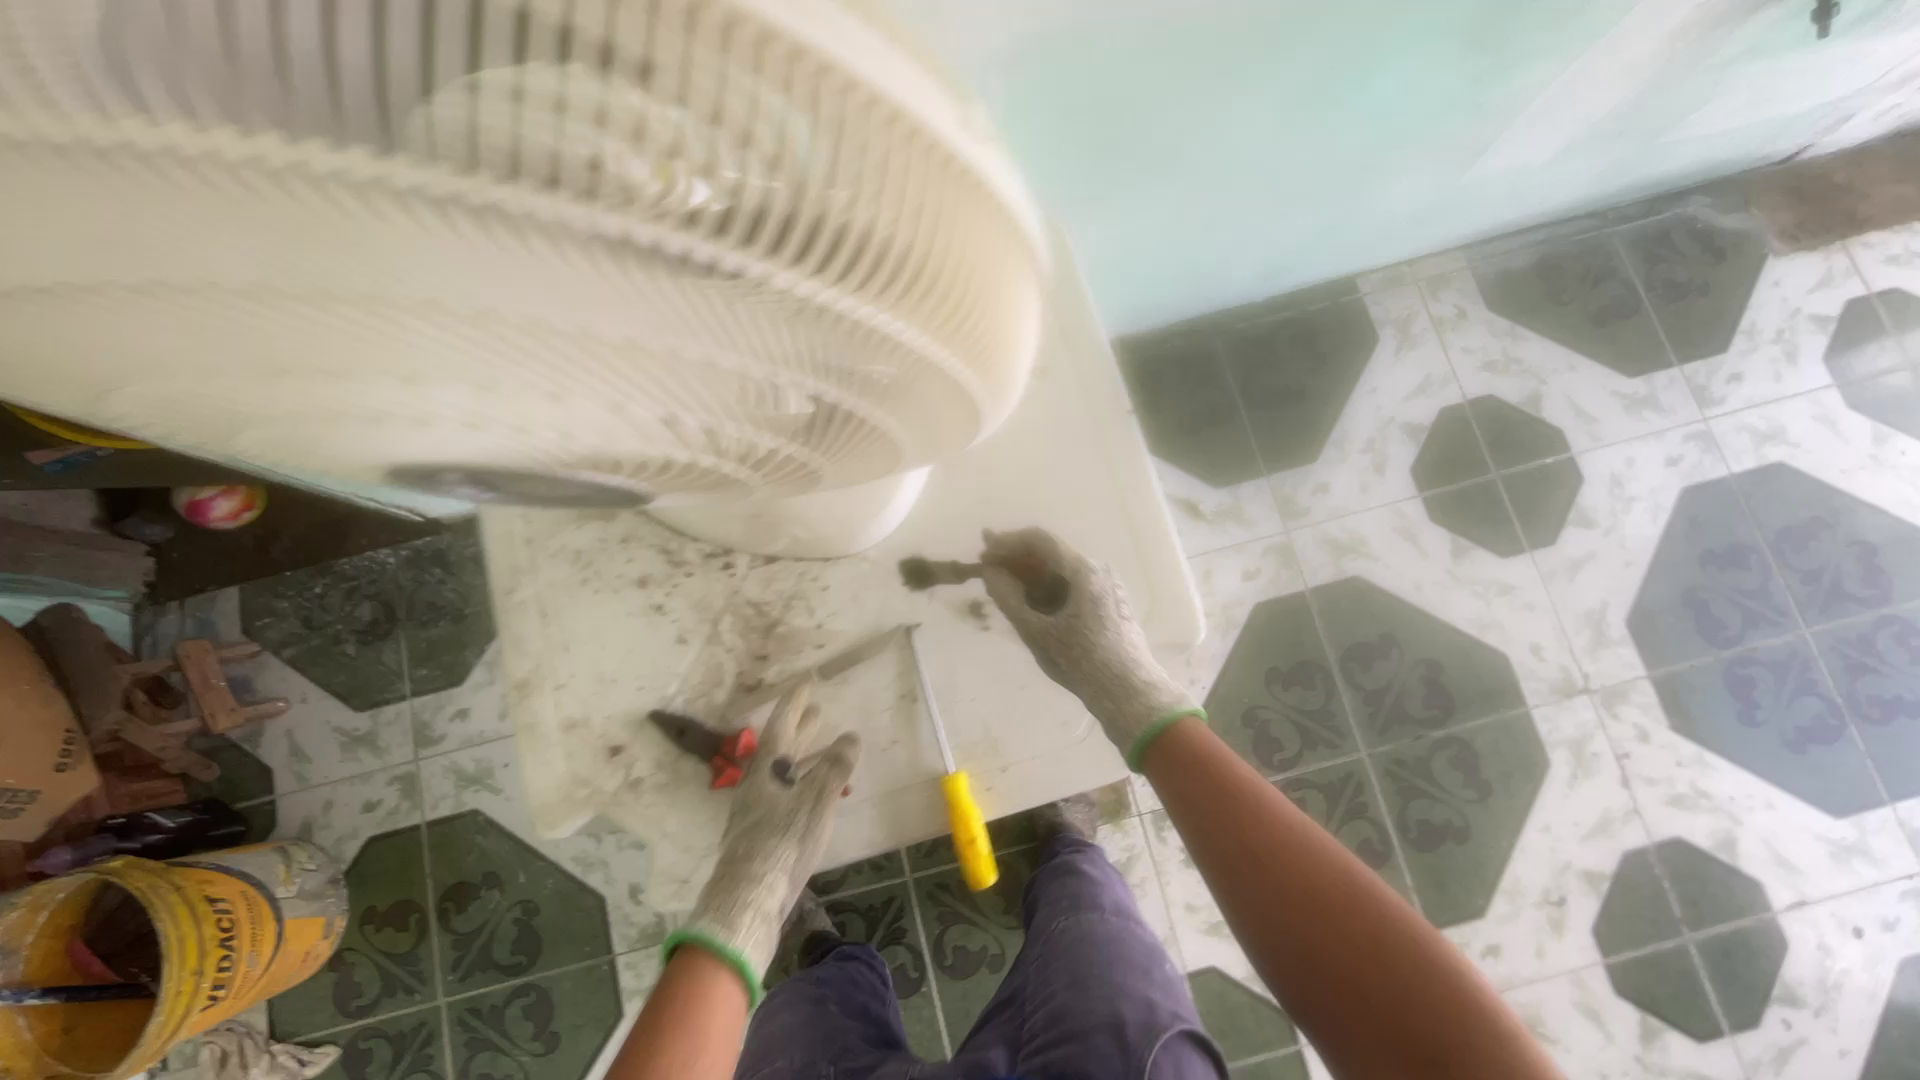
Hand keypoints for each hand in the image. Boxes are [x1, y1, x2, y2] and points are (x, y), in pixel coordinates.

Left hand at [662, 681, 859, 1004]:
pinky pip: (786, 796)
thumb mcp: (816, 802)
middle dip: (800, 729)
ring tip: (824, 750)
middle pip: (780, 749)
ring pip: (783, 774)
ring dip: (803, 758)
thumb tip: (850, 737)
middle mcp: (758, 786)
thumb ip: (834, 768)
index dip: (795, 703)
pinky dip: (803, 784)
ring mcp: (757, 812)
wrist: (748, 901)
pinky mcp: (762, 836)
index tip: (807, 683)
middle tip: (816, 711)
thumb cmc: (782, 844)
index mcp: (766, 771)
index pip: (781, 726)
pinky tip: (816, 798)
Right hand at [978, 527, 1198, 770]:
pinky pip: (1073, 587)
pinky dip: (1048, 591)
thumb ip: (1008, 598)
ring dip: (1031, 578)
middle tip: (988, 574)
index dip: (1006, 544)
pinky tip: (1032, 609)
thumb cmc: (1082, 662)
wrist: (1129, 693)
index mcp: (1082, 570)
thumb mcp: (1037, 632)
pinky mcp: (1109, 604)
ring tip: (1006, 594)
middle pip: (1050, 554)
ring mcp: (1106, 587)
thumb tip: (989, 572)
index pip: (1038, 540)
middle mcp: (1097, 570)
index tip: (983, 556)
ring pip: (1061, 572)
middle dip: (1017, 561)